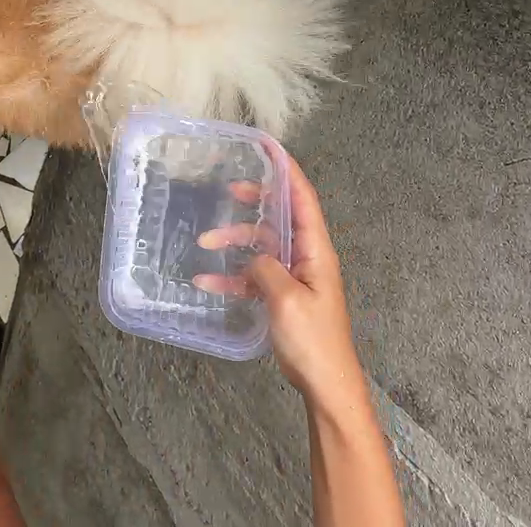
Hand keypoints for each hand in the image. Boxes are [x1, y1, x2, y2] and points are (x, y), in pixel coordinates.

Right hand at [197, 139, 362, 405]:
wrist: (326, 385)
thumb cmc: (312, 340)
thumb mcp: (285, 299)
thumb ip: (266, 267)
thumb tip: (254, 257)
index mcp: (315, 250)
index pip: (302, 198)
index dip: (286, 169)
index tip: (268, 144)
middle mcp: (307, 256)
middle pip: (279, 215)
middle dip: (254, 200)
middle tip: (229, 187)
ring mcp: (295, 276)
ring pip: (261, 245)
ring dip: (234, 242)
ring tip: (204, 244)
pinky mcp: (283, 295)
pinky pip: (254, 275)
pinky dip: (232, 276)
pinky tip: (206, 284)